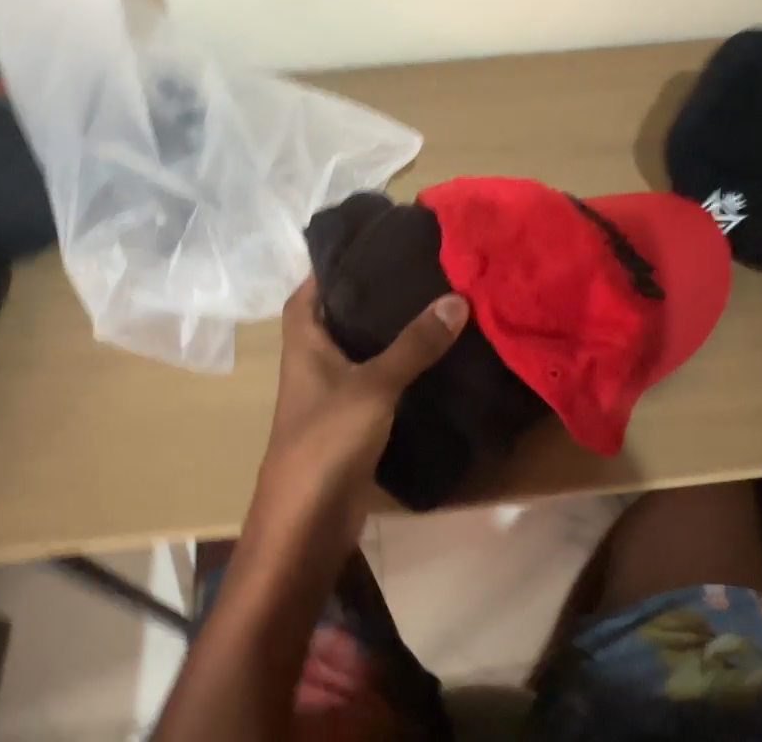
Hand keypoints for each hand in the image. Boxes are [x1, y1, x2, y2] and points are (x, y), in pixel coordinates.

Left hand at [252, 279, 467, 529]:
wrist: (308, 522)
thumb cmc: (327, 440)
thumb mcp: (373, 385)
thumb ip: (414, 344)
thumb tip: (458, 298)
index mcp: (304, 340)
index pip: (312, 286)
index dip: (336, 261)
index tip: (376, 239)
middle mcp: (314, 359)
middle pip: (341, 314)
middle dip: (374, 293)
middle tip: (419, 266)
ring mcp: (334, 391)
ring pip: (363, 348)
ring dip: (392, 330)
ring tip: (435, 299)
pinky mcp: (354, 419)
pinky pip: (379, 380)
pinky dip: (401, 366)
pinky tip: (435, 354)